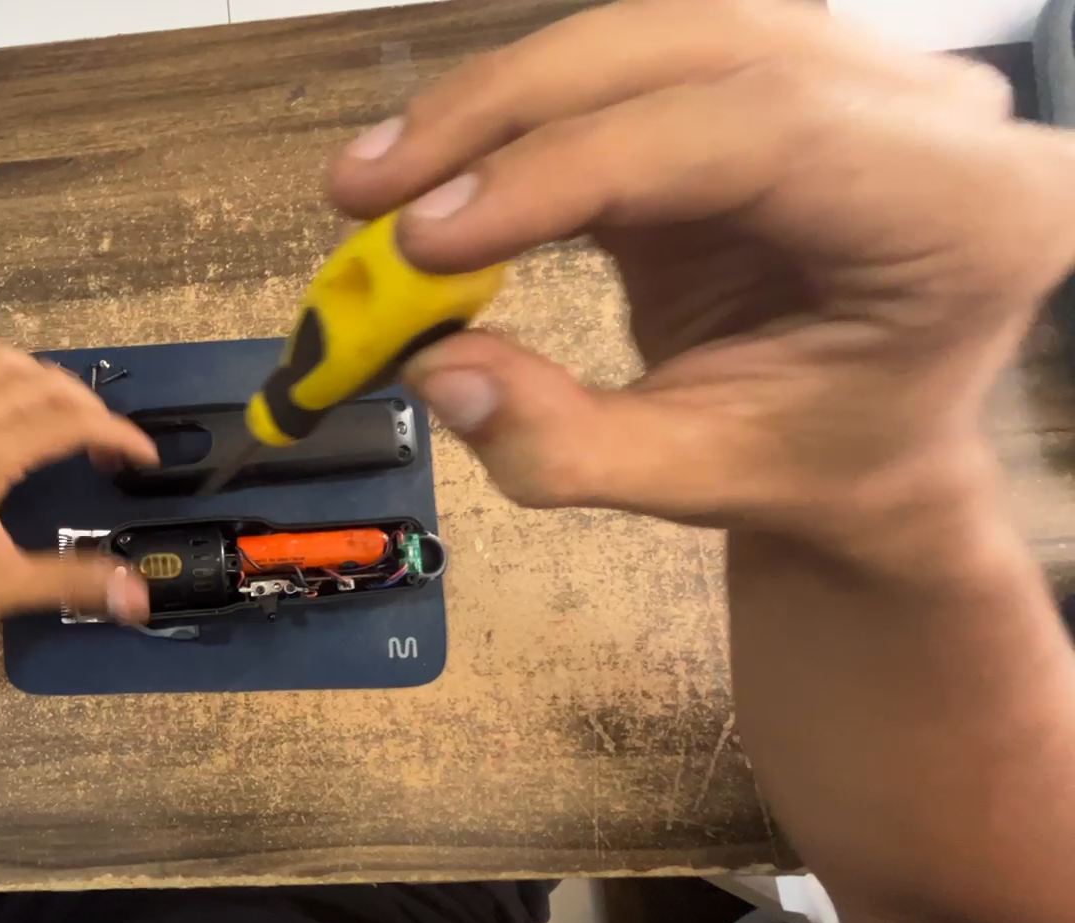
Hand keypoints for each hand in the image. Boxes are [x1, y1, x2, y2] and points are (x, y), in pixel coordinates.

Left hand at [0, 346, 157, 650]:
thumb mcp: (1, 586)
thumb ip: (74, 583)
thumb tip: (139, 597)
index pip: (71, 422)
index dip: (119, 436)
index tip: (143, 457)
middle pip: (46, 384)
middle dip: (91, 409)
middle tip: (109, 448)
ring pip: (6, 365)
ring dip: (49, 385)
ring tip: (69, 421)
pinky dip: (6, 379)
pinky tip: (9, 412)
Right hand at [327, 0, 1074, 574]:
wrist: (856, 433)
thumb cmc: (792, 461)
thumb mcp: (675, 481)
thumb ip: (555, 445)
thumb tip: (430, 368)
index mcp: (959, 214)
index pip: (750, 133)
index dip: (564, 172)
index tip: (417, 243)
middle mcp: (921, 109)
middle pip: (685, 44)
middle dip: (499, 112)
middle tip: (360, 190)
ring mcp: (843, 77)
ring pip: (641, 32)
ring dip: (487, 102)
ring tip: (377, 178)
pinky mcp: (752, 88)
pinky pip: (616, 70)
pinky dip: (507, 118)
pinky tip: (435, 166)